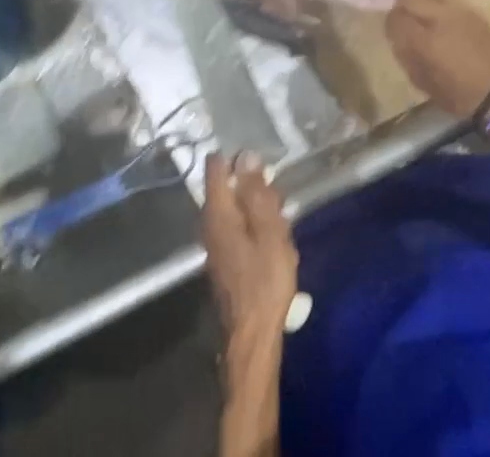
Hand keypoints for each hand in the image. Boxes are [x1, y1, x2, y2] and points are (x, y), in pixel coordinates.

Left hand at [202, 153, 298, 344]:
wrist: (251, 333)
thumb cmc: (265, 281)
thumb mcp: (270, 232)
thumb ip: (257, 193)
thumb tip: (245, 155)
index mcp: (218, 212)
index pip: (216, 167)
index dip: (238, 159)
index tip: (263, 164)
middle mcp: (209, 222)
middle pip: (227, 188)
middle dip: (253, 187)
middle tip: (280, 203)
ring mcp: (214, 241)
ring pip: (234, 209)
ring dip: (257, 210)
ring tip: (281, 223)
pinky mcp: (223, 257)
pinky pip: (237, 227)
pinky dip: (254, 227)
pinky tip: (273, 242)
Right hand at [385, 0, 489, 116]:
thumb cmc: (458, 95)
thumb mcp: (422, 82)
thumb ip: (405, 55)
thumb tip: (398, 37)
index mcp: (424, 41)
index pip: (395, 17)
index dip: (391, 23)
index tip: (394, 31)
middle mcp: (439, 19)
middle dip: (401, 2)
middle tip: (405, 15)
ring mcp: (459, 10)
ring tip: (423, 6)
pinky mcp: (475, 9)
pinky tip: (442, 11)